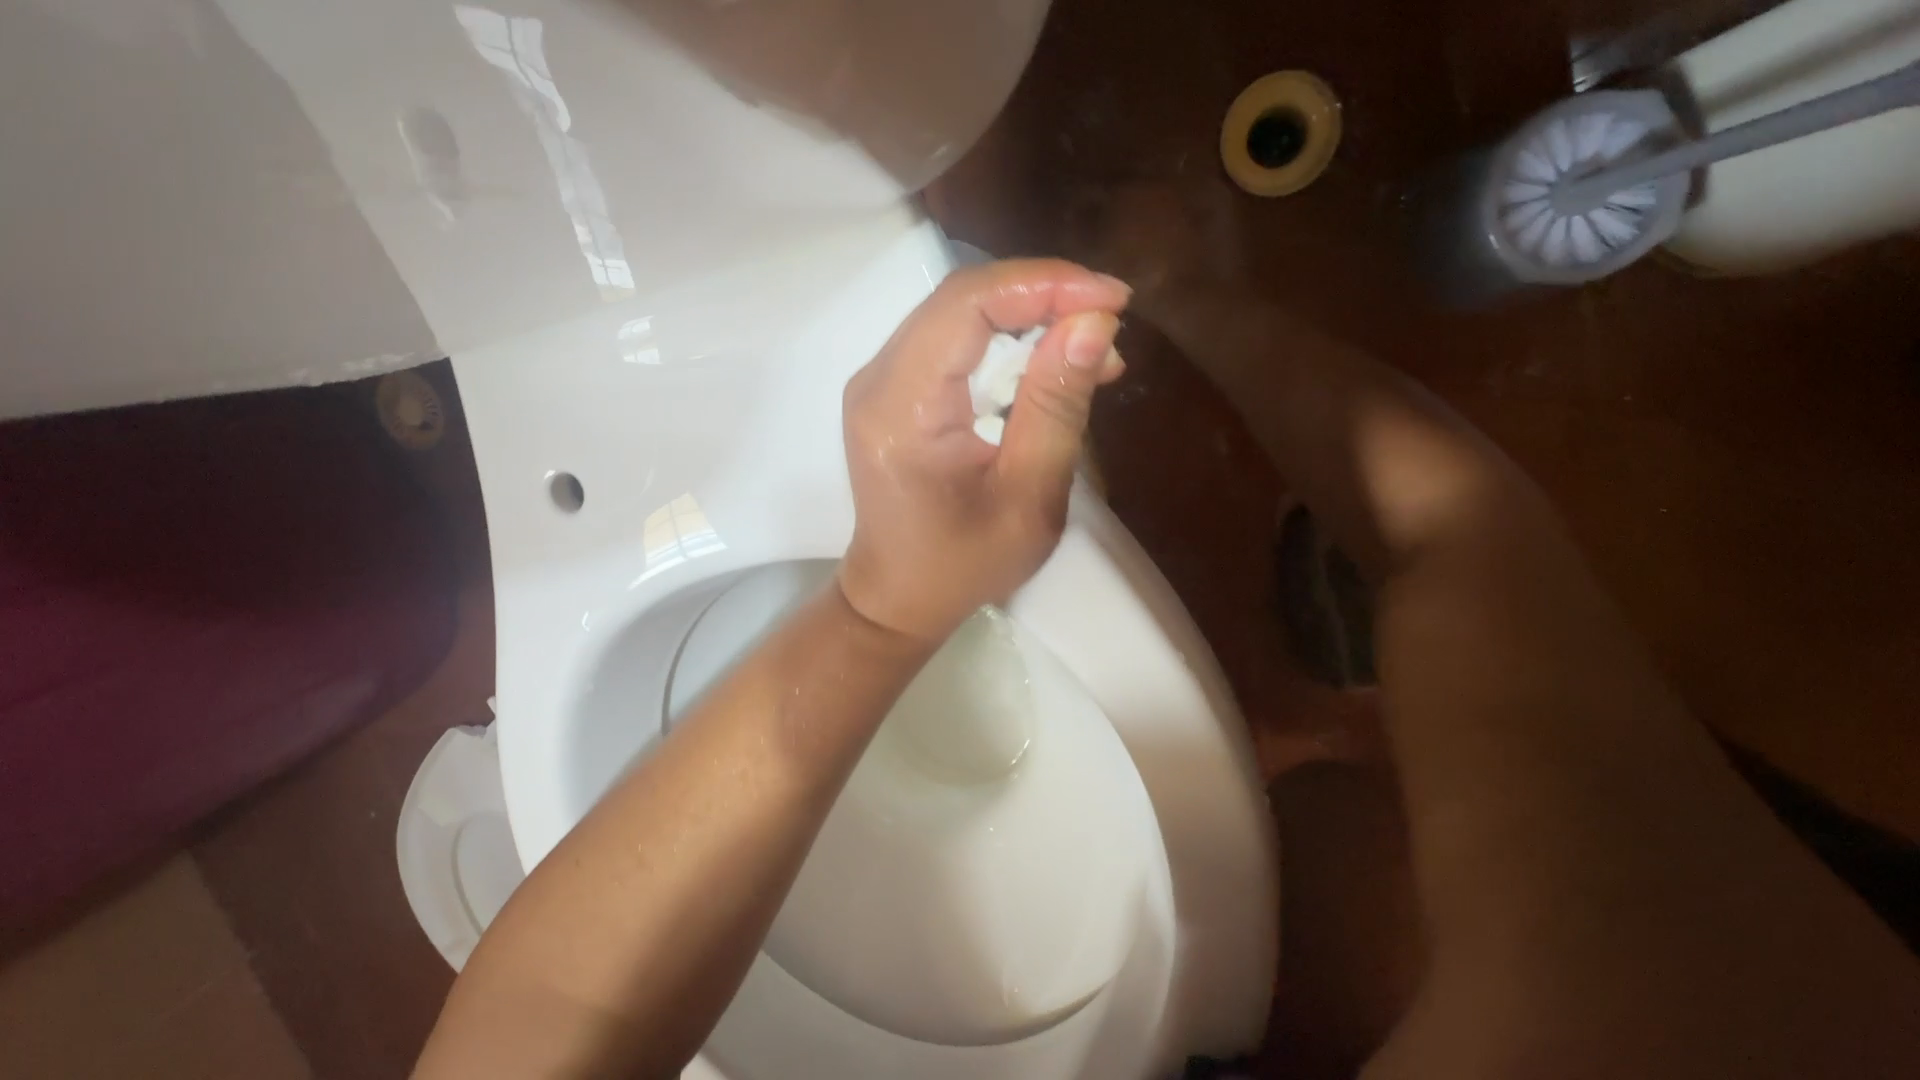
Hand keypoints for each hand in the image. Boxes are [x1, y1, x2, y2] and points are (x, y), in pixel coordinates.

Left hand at [837, 259, 1130, 642]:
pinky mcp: (892, 389)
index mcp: (903, 408)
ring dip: (1029, 316)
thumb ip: (1056, 406)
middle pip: (961, 299)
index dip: (1044, 284)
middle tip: (1111, 317)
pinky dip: (1006, 340)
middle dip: (1043, 294)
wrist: (898, 596)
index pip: (967, 304)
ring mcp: (879, 381)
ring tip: (1095, 347)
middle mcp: (878, 379)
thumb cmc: (964, 564)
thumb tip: (1094, 323)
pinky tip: (1052, 363)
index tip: (1113, 301)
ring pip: (959, 313)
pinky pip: (952, 340)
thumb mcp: (1028, 498)